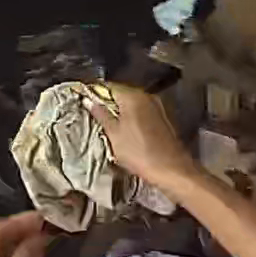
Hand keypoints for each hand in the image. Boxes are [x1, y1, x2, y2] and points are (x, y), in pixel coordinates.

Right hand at [87, 84, 201, 193]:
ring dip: (119, 113)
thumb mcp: (113, 134)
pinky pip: (141, 113)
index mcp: (133, 96)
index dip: (94, 93)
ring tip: (107, 127)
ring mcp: (156, 107)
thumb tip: (89, 100)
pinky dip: (131, 119)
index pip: (108, 86)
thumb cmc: (140, 152)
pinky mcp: (161, 120)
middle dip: (106, 103)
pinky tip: (125, 133)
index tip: (84, 102)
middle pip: (120, 94)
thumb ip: (101, 114)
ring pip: (131, 105)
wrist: (171, 170)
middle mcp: (146, 97)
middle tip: (93, 116)